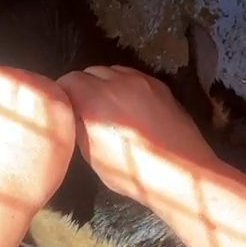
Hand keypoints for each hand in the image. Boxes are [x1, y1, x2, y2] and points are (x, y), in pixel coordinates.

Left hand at [0, 59, 76, 209]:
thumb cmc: (25, 180)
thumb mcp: (58, 148)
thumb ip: (52, 119)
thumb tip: (37, 110)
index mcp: (57, 98)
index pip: (40, 86)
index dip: (24, 103)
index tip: (16, 119)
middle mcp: (31, 80)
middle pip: (16, 77)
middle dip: (5, 96)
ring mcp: (0, 75)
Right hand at [58, 66, 222, 202]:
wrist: (183, 175)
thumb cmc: (133, 174)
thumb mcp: (93, 157)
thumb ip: (79, 128)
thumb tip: (75, 116)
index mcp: (95, 101)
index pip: (66, 82)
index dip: (61, 95)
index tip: (63, 110)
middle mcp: (116, 83)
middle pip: (88, 72)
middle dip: (82, 88)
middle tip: (84, 110)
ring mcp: (140, 81)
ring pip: (110, 71)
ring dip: (103, 84)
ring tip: (108, 107)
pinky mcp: (159, 86)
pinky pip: (132, 76)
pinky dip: (123, 86)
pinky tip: (128, 107)